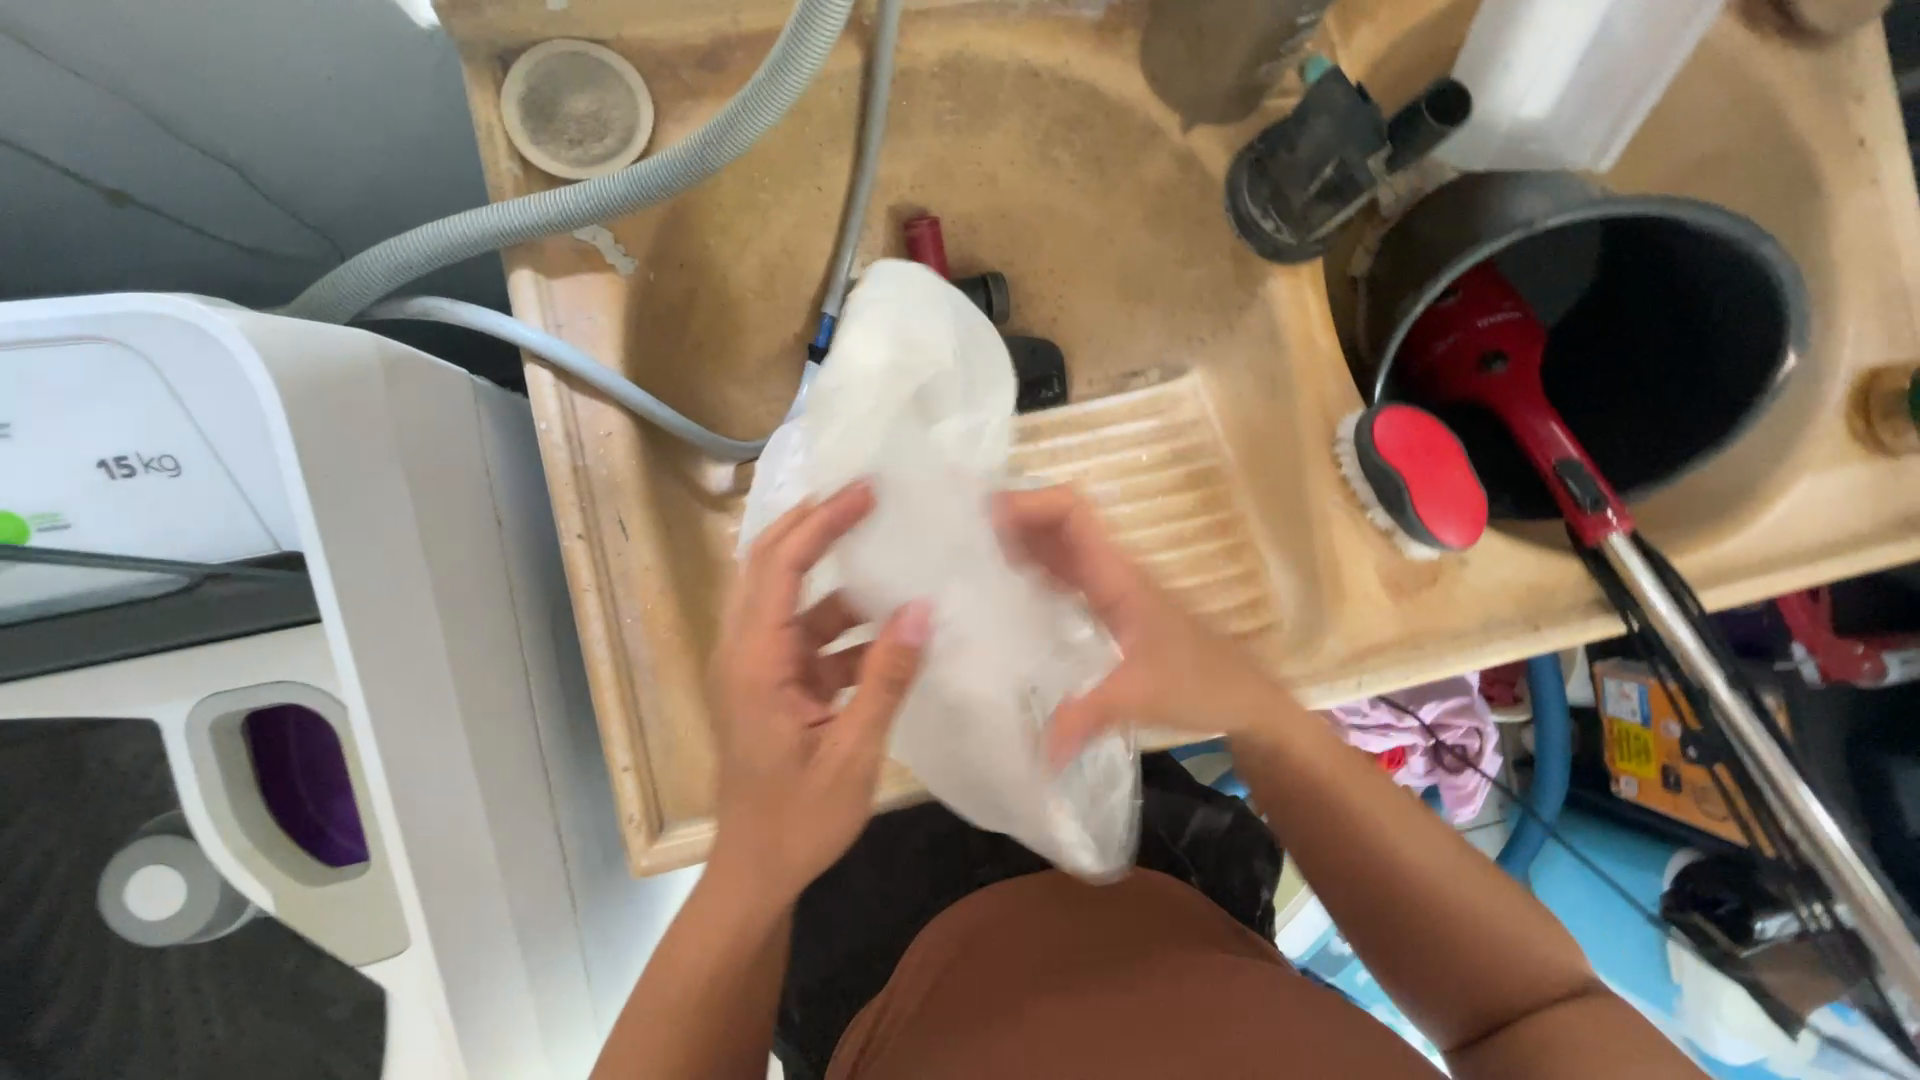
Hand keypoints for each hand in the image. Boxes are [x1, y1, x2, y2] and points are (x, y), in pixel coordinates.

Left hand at [710, 483, 930, 900]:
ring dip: (839, 584)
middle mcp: (746, 652)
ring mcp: (759, 669)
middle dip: (816, 527)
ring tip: (893, 561)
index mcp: (754, 662)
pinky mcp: (774, 687)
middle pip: (771, 566)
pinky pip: (810, 639)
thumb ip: (886, 678)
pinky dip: (846, 631)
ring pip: (793, 602)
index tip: (865, 492)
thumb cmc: (797, 820)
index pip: (780, 566)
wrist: (756, 873)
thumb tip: (922, 610)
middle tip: (867, 497)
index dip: (821, 522)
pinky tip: (891, 635)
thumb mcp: (853, 752)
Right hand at [992, 485, 1283, 763]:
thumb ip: (1086, 718)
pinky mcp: (1110, 613)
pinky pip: (1063, 581)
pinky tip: (1003, 604)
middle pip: (1057, 524)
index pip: (1073, 511)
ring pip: (1058, 551)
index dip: (1028, 502)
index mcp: (1117, 575)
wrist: (1247, 698)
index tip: (982, 519)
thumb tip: (1036, 755)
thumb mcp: (1141, 697)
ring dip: (1017, 547)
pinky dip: (1031, 579)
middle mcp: (1111, 572)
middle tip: (959, 542)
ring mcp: (1110, 591)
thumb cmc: (1204, 681)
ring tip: (967, 565)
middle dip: (1010, 522)